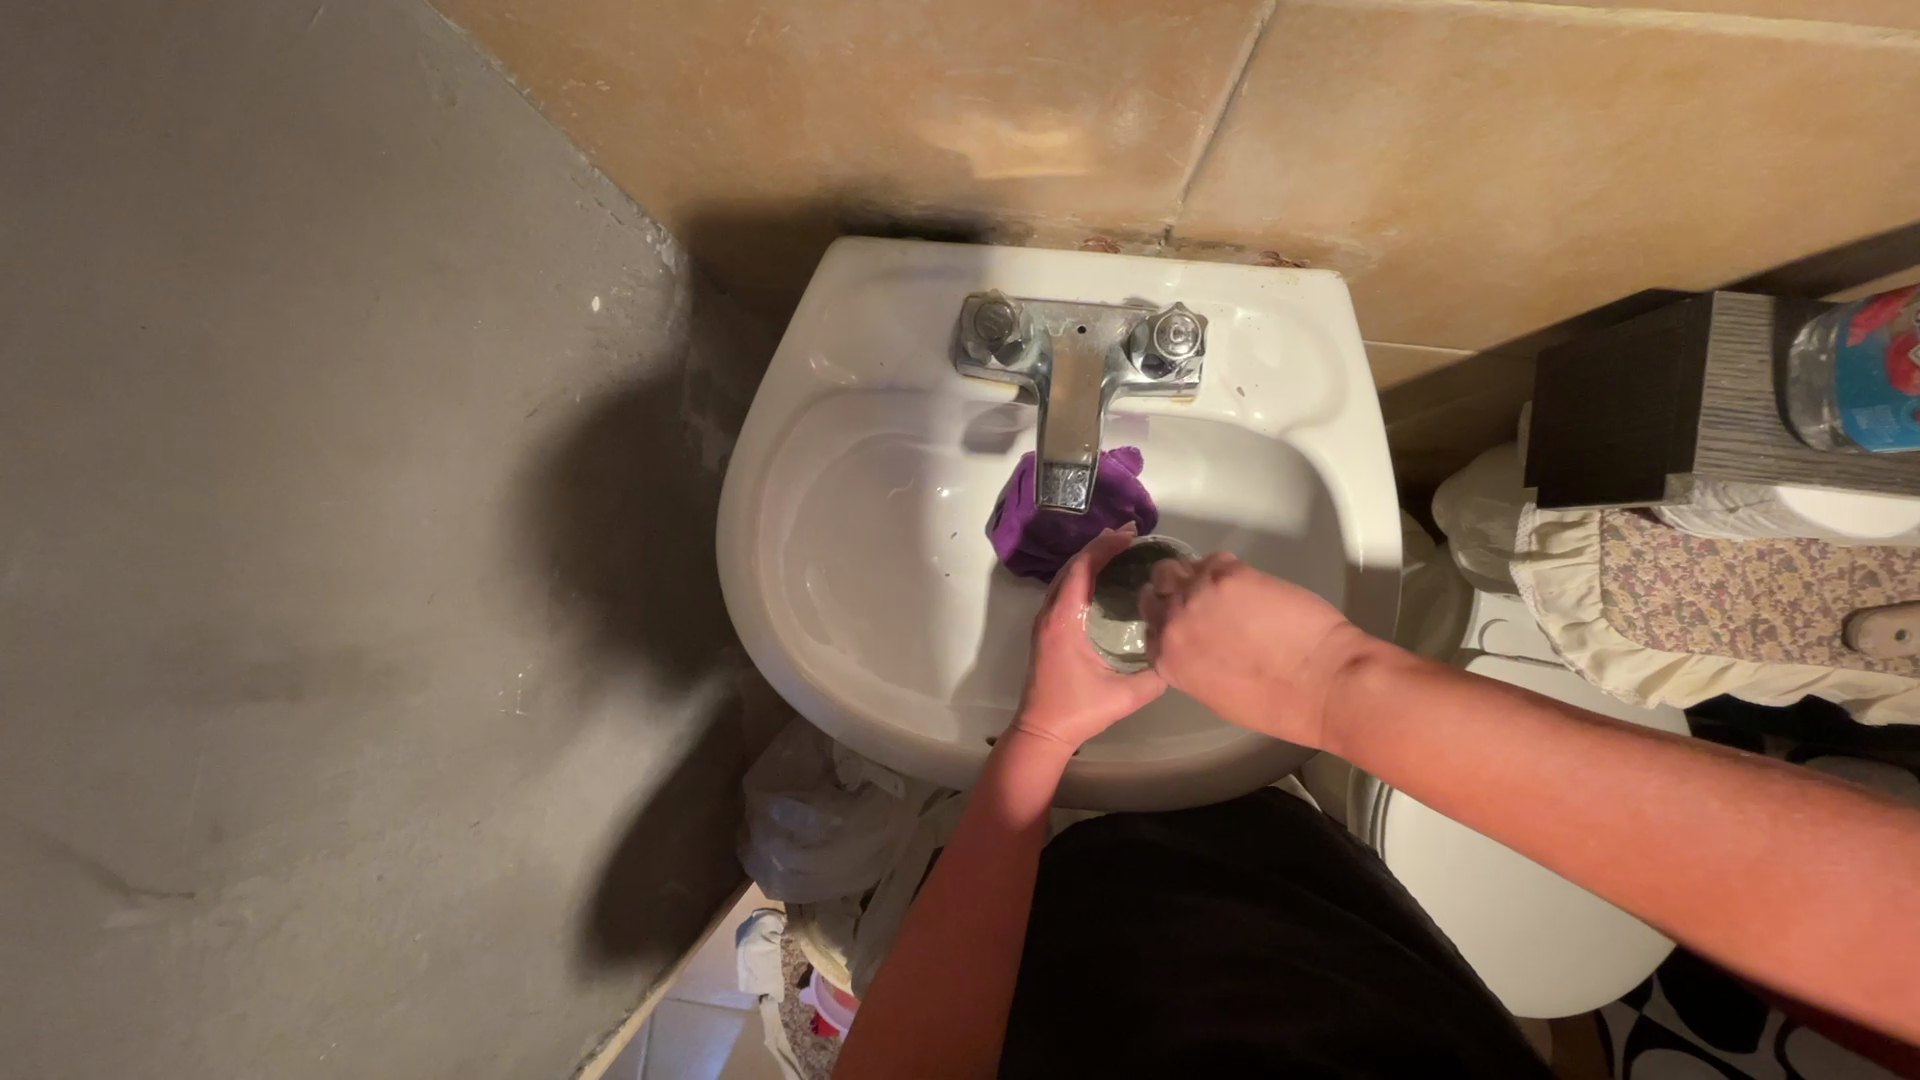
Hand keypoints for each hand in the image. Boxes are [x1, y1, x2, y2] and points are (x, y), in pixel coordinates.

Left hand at [1010, 525, 1167, 749]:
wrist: (1041, 730)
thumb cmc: (1078, 711)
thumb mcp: (1125, 696)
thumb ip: (1156, 674)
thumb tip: (1180, 651)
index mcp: (1064, 621)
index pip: (1082, 569)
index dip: (1105, 548)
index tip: (1130, 535)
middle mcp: (1049, 614)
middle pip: (1072, 566)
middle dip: (1099, 546)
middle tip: (1129, 534)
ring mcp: (1044, 621)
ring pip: (1064, 576)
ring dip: (1088, 558)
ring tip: (1117, 546)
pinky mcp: (1046, 629)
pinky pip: (1062, 589)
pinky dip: (1081, 574)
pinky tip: (1101, 576)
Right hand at [1138, 553, 1375, 749]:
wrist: (1322, 682)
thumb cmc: (1275, 704)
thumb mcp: (1214, 693)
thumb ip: (1190, 665)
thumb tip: (1194, 645)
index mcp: (1168, 660)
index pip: (1148, 630)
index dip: (1164, 622)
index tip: (1180, 621)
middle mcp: (1171, 624)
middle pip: (1153, 594)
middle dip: (1169, 594)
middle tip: (1196, 599)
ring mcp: (1197, 595)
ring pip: (1172, 569)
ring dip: (1189, 575)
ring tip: (1215, 584)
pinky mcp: (1228, 573)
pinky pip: (1212, 559)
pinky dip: (1223, 567)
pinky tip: (1243, 582)